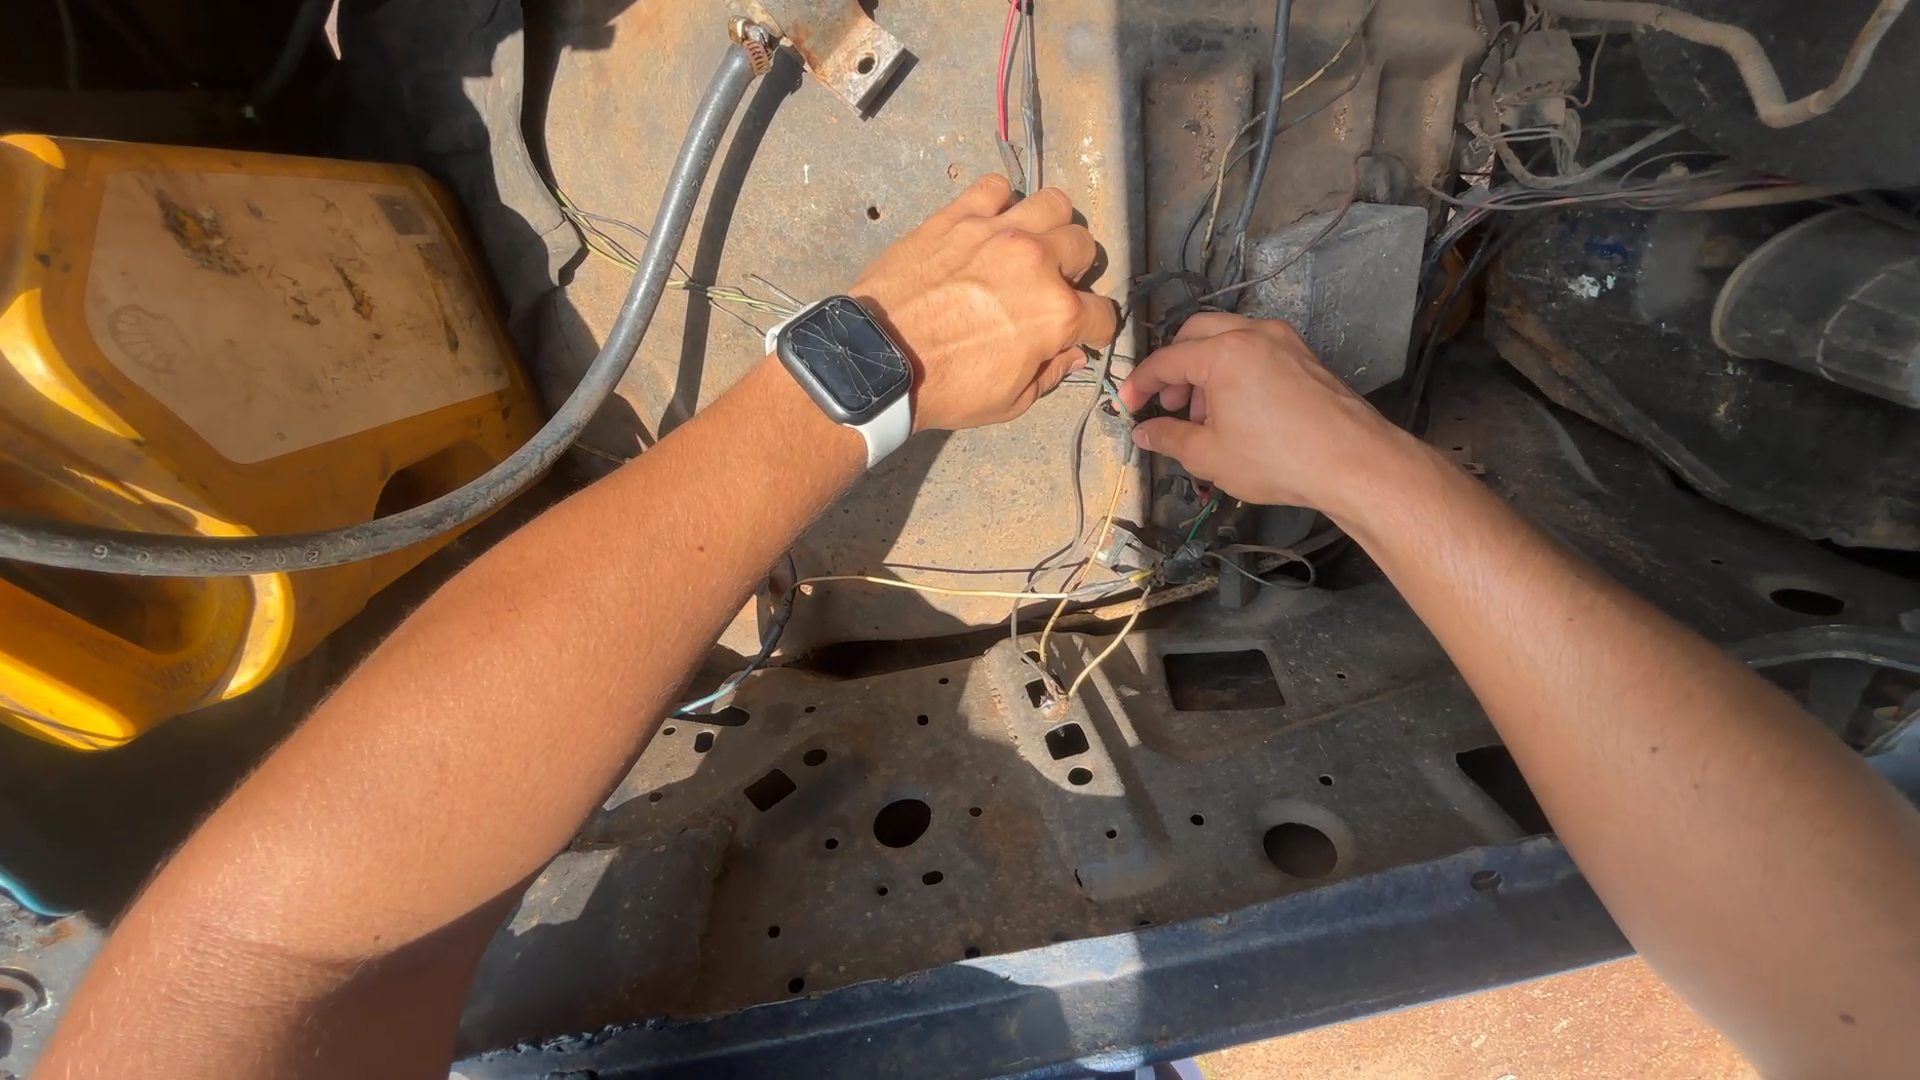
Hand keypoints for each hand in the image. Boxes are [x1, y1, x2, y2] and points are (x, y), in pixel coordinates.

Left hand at [852, 175, 1118, 431]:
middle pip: (1083, 247)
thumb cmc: (946, 389)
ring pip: (1052, 203)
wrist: (880, 360)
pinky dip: (1000, 203)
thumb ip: (1050, 375)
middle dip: (1076, 271)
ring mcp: (997, 232)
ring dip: (1050, 226)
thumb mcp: (1010, 402)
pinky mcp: (958, 215)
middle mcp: (1036, 263)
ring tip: (1030, 248)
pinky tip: (990, 226)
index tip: (1086, 333)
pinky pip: (996, 187)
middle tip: (1052, 287)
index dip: (1097, 329)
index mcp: (1056, 314)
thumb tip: (1072, 354)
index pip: (1103, 313)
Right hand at [1118, 313, 1423, 514]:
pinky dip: (1233, 369)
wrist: (1352, 462)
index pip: (1166, 360)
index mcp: (1223, 353)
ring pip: (1227, 338)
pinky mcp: (1304, 356)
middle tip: (1167, 403)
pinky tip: (1235, 409)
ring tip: (1202, 414)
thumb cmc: (1275, 459)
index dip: (1140, 384)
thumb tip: (1142, 432)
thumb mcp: (1207, 455)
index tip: (1127, 405)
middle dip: (1173, 366)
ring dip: (1203, 368)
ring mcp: (1284, 341)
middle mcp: (1253, 334)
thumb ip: (1167, 437)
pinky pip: (1255, 349)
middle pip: (1195, 333)